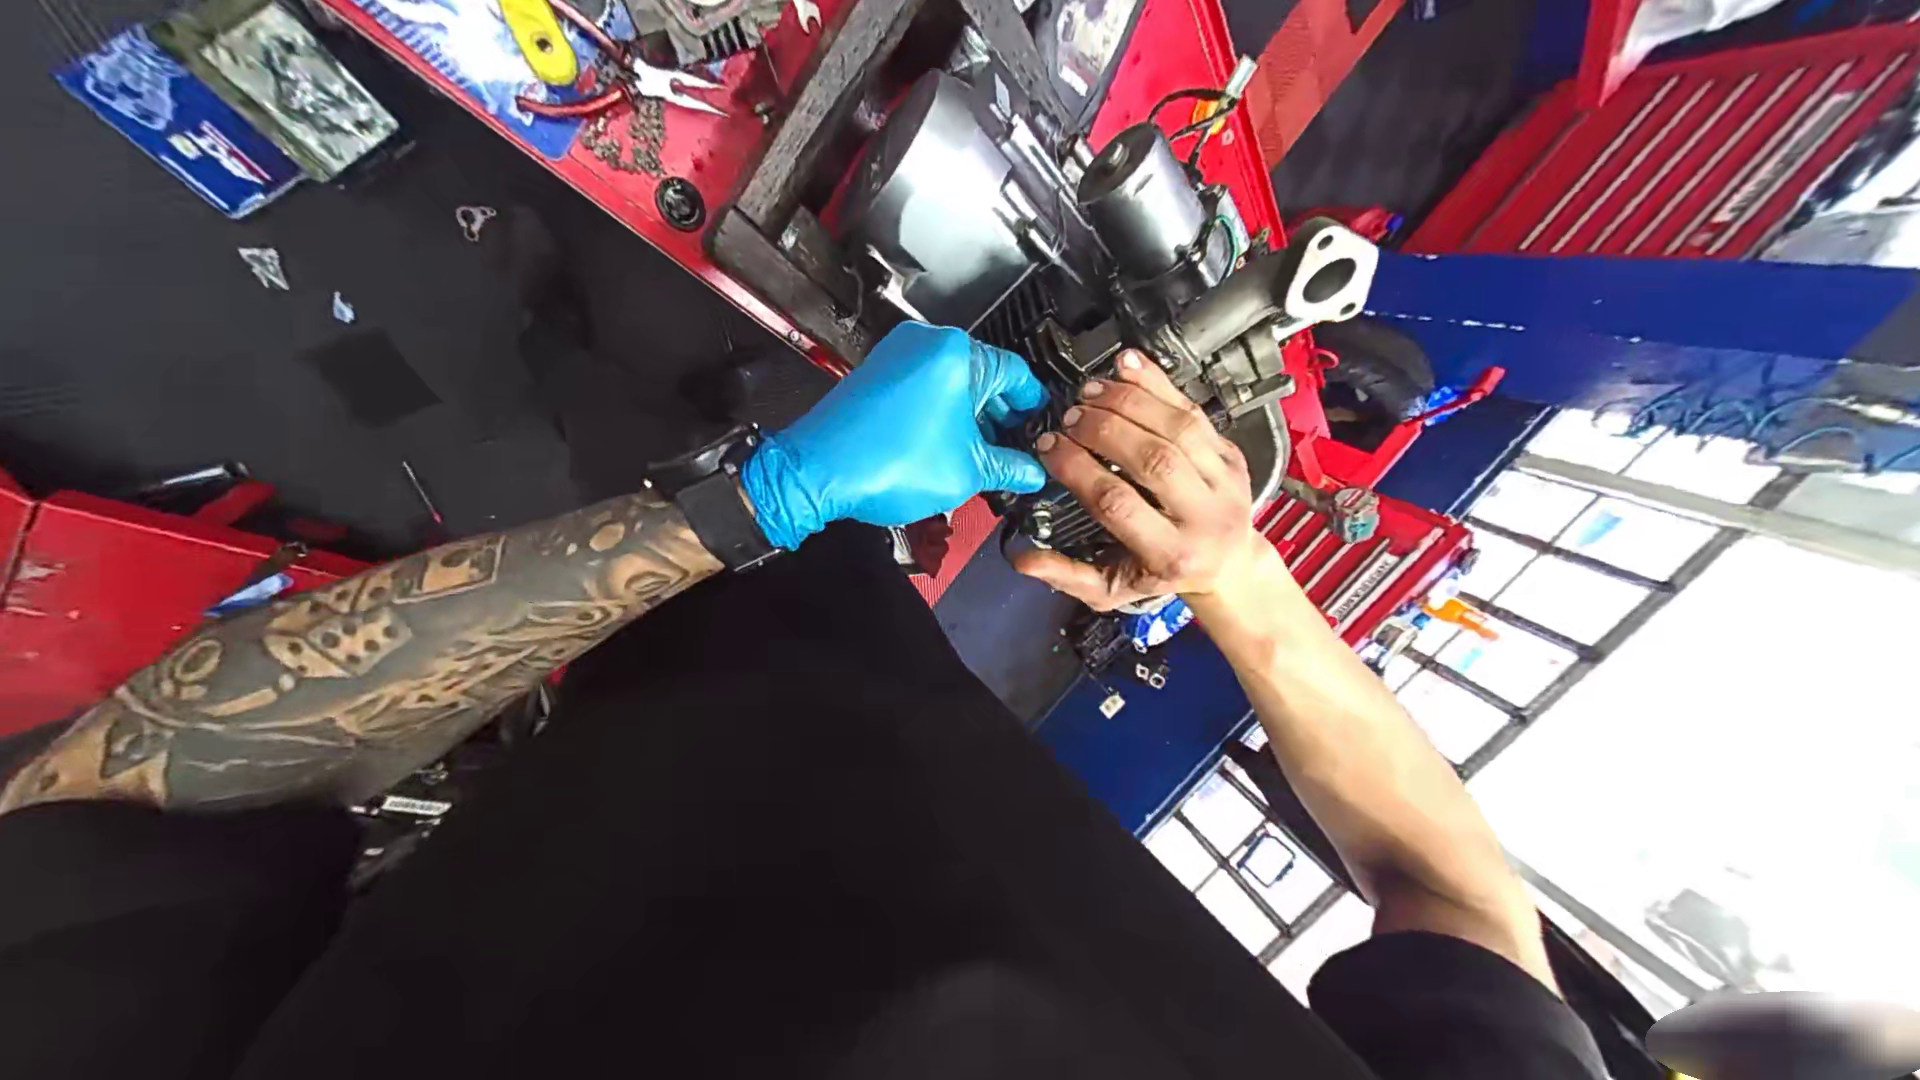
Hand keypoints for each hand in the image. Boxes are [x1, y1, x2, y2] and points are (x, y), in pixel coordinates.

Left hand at [742, 322, 1047, 548]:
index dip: (1033, 408)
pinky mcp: (880, 373)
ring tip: (984, 455)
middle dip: (1002, 417)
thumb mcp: (967, 471)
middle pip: (986, 377)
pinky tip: (952, 445)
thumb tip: (1030, 471)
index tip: (1039, 429)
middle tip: (1015, 450)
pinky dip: (945, 413)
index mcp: (957, 355)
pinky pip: (928, 387)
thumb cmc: (884, 462)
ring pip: (955, 383)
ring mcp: (900, 355)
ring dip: (974, 418)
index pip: (1016, 375)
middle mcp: (927, 344)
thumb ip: (1009, 468)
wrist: (818, 471)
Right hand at [1013, 349, 1271, 610]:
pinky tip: (1128, 366)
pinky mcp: (1230, 453)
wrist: (1228, 564)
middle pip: (1152, 458)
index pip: (1117, 502)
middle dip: (1102, 429)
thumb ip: (1067, 575)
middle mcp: (1204, 516)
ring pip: (1178, 427)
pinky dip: (1159, 383)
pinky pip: (1195, 409)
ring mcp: (1223, 481)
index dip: (1078, 468)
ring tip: (1090, 392)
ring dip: (1128, 401)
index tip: (1050, 448)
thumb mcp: (1113, 590)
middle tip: (1069, 418)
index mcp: (1170, 554)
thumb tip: (1023, 560)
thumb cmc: (1164, 575)